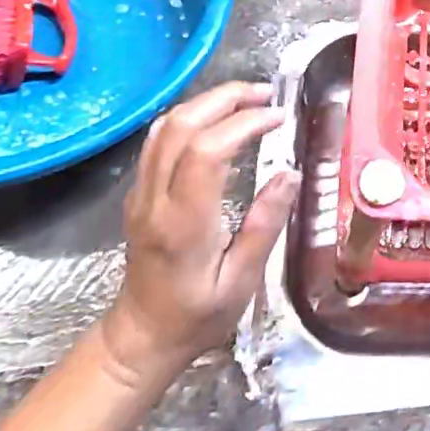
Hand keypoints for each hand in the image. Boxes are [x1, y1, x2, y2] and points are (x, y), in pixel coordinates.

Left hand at [98, 82, 299, 383]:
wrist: (142, 336)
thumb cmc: (198, 314)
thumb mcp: (242, 280)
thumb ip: (265, 225)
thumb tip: (289, 174)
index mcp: (183, 223)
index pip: (206, 152)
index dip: (244, 124)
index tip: (278, 118)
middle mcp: (155, 199)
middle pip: (181, 126)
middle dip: (225, 99)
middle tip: (267, 95)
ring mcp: (141, 192)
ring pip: (165, 126)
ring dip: (207, 103)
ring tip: (248, 100)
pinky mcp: (139, 191)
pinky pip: (160, 139)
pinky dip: (192, 116)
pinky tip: (218, 119)